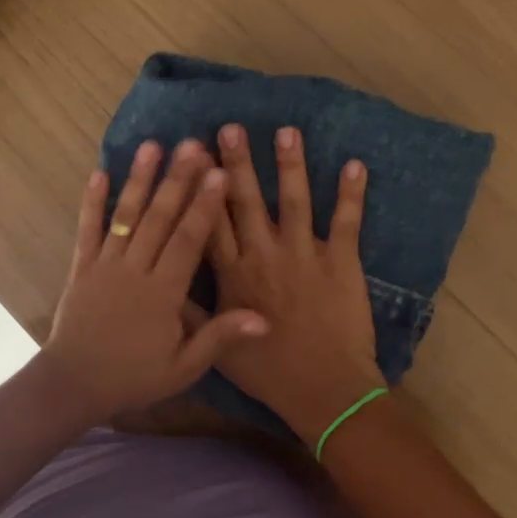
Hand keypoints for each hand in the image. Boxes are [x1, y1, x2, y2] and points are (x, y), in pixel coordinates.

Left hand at [40, 139, 268, 421]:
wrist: (75, 382)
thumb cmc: (134, 377)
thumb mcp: (183, 367)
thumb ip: (219, 337)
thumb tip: (264, 319)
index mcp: (163, 293)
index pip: (188, 240)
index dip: (204, 206)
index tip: (219, 173)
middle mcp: (134, 270)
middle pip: (159, 218)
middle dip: (177, 180)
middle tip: (193, 144)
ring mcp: (104, 265)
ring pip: (125, 216)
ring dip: (138, 180)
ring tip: (151, 146)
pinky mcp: (80, 266)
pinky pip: (87, 229)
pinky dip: (92, 201)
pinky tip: (99, 172)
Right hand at [209, 124, 382, 440]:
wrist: (324, 390)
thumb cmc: (266, 372)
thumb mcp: (213, 347)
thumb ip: (190, 313)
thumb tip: (162, 286)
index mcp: (232, 273)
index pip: (210, 220)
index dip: (200, 187)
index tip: (191, 156)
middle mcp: (263, 255)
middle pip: (246, 201)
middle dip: (238, 162)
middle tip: (231, 127)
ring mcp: (304, 255)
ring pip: (294, 201)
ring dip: (290, 164)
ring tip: (286, 130)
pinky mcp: (341, 263)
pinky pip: (347, 222)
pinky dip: (352, 194)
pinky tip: (354, 164)